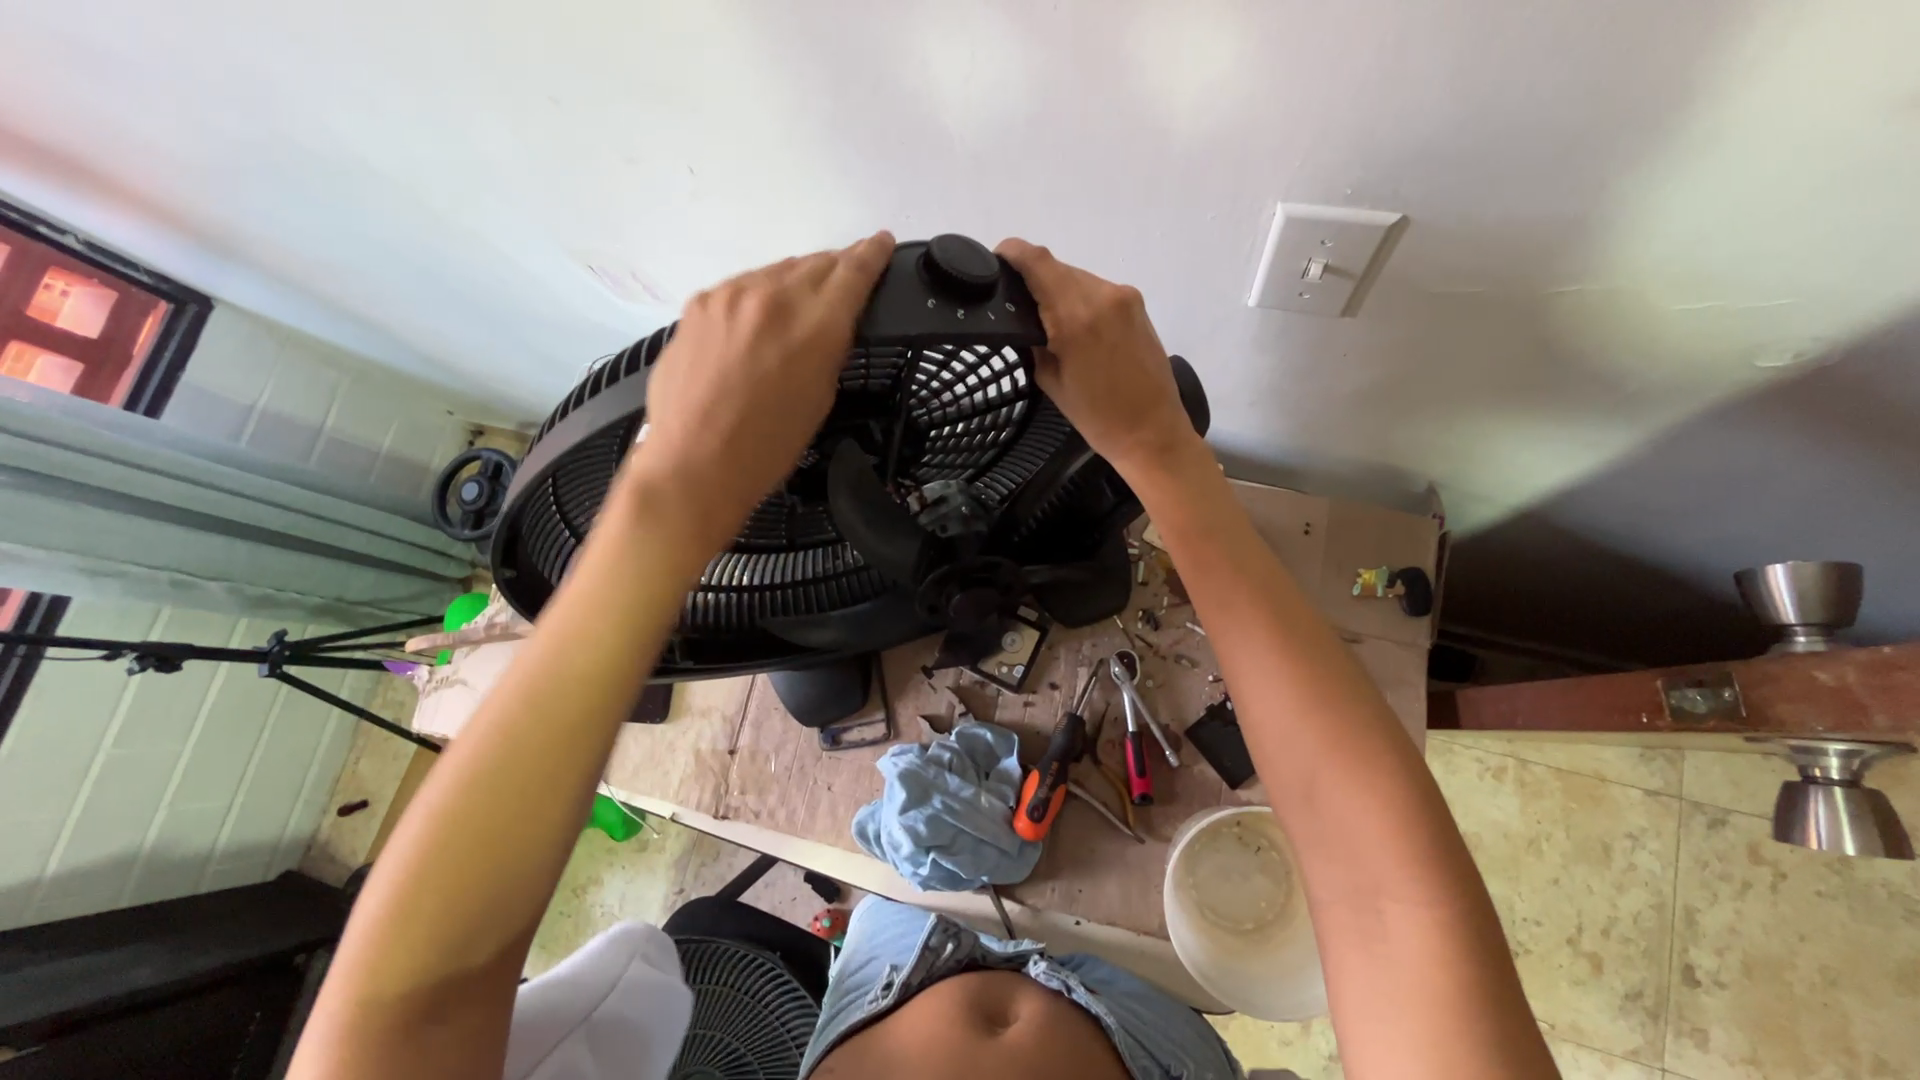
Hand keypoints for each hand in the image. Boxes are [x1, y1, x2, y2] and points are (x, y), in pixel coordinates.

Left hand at [619, 231, 894, 550]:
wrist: (694, 463)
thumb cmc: (768, 447)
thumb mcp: (821, 398)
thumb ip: (830, 348)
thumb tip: (829, 323)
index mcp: (814, 324)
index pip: (854, 271)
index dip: (873, 253)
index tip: (882, 243)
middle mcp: (773, 296)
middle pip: (816, 264)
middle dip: (835, 269)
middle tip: (845, 282)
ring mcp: (730, 295)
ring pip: (776, 272)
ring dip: (794, 283)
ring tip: (799, 307)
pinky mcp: (698, 304)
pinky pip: (740, 288)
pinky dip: (757, 299)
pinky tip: (756, 324)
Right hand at [996, 238, 1202, 473]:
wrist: (1152, 431)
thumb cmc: (1097, 417)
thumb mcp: (1051, 380)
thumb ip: (1034, 340)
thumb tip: (1023, 317)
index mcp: (1075, 317)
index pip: (1037, 261)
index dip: (1012, 252)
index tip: (996, 259)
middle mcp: (1102, 296)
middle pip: (1057, 267)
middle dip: (1034, 279)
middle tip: (1017, 304)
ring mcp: (1124, 298)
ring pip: (1078, 278)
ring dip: (1059, 290)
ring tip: (1048, 323)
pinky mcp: (1137, 306)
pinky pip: (1098, 290)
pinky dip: (1081, 300)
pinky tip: (1076, 329)